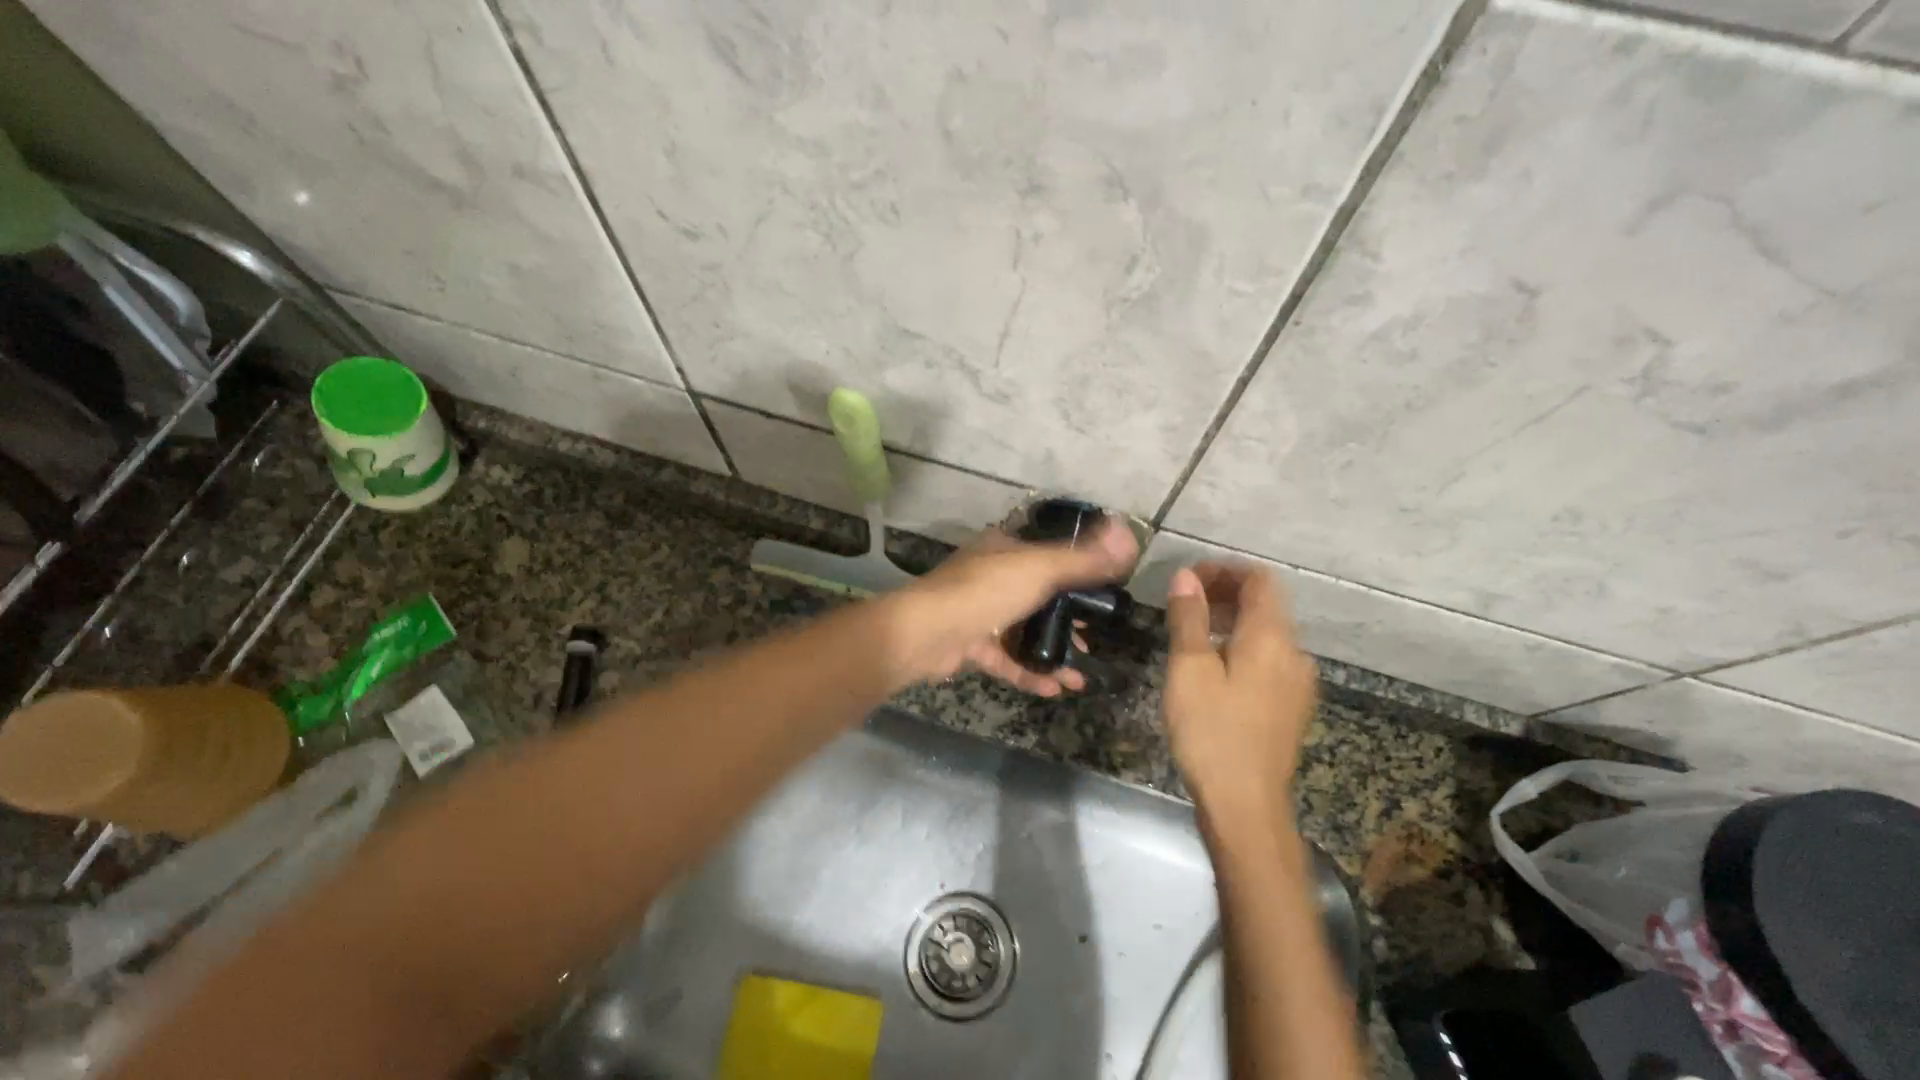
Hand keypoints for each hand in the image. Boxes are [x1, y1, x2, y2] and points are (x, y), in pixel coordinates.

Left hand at [888, 521, 1138, 695]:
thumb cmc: (985, 592)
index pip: (1049, 554)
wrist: (925, 633)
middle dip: (1068, 618)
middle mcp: (991, 577)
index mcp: (1005, 550)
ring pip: (1024, 631)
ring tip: (1079, 674)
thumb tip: (1128, 535)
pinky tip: (1055, 688)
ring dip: (1052, 651)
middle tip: (1093, 638)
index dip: (1078, 570)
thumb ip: (1084, 558)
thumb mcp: (1040, 568)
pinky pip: (1007, 659)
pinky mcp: (970, 645)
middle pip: (1039, 596)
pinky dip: (1030, 672)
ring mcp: (980, 613)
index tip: (1105, 592)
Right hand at [1162, 563, 1317, 822]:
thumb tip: (1186, 577)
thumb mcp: (1189, 669)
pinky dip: (1243, 649)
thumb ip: (1189, 618)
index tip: (1187, 580)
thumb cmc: (1212, 732)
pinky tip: (1214, 671)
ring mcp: (1298, 683)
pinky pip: (1269, 660)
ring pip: (1267, 634)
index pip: (1259, 579)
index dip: (1224, 570)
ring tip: (1192, 635)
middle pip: (1266, 605)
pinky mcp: (1292, 707)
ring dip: (1233, 622)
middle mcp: (1294, 653)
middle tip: (1183, 604)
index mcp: (1271, 637)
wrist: (1245, 805)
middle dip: (1225, 594)